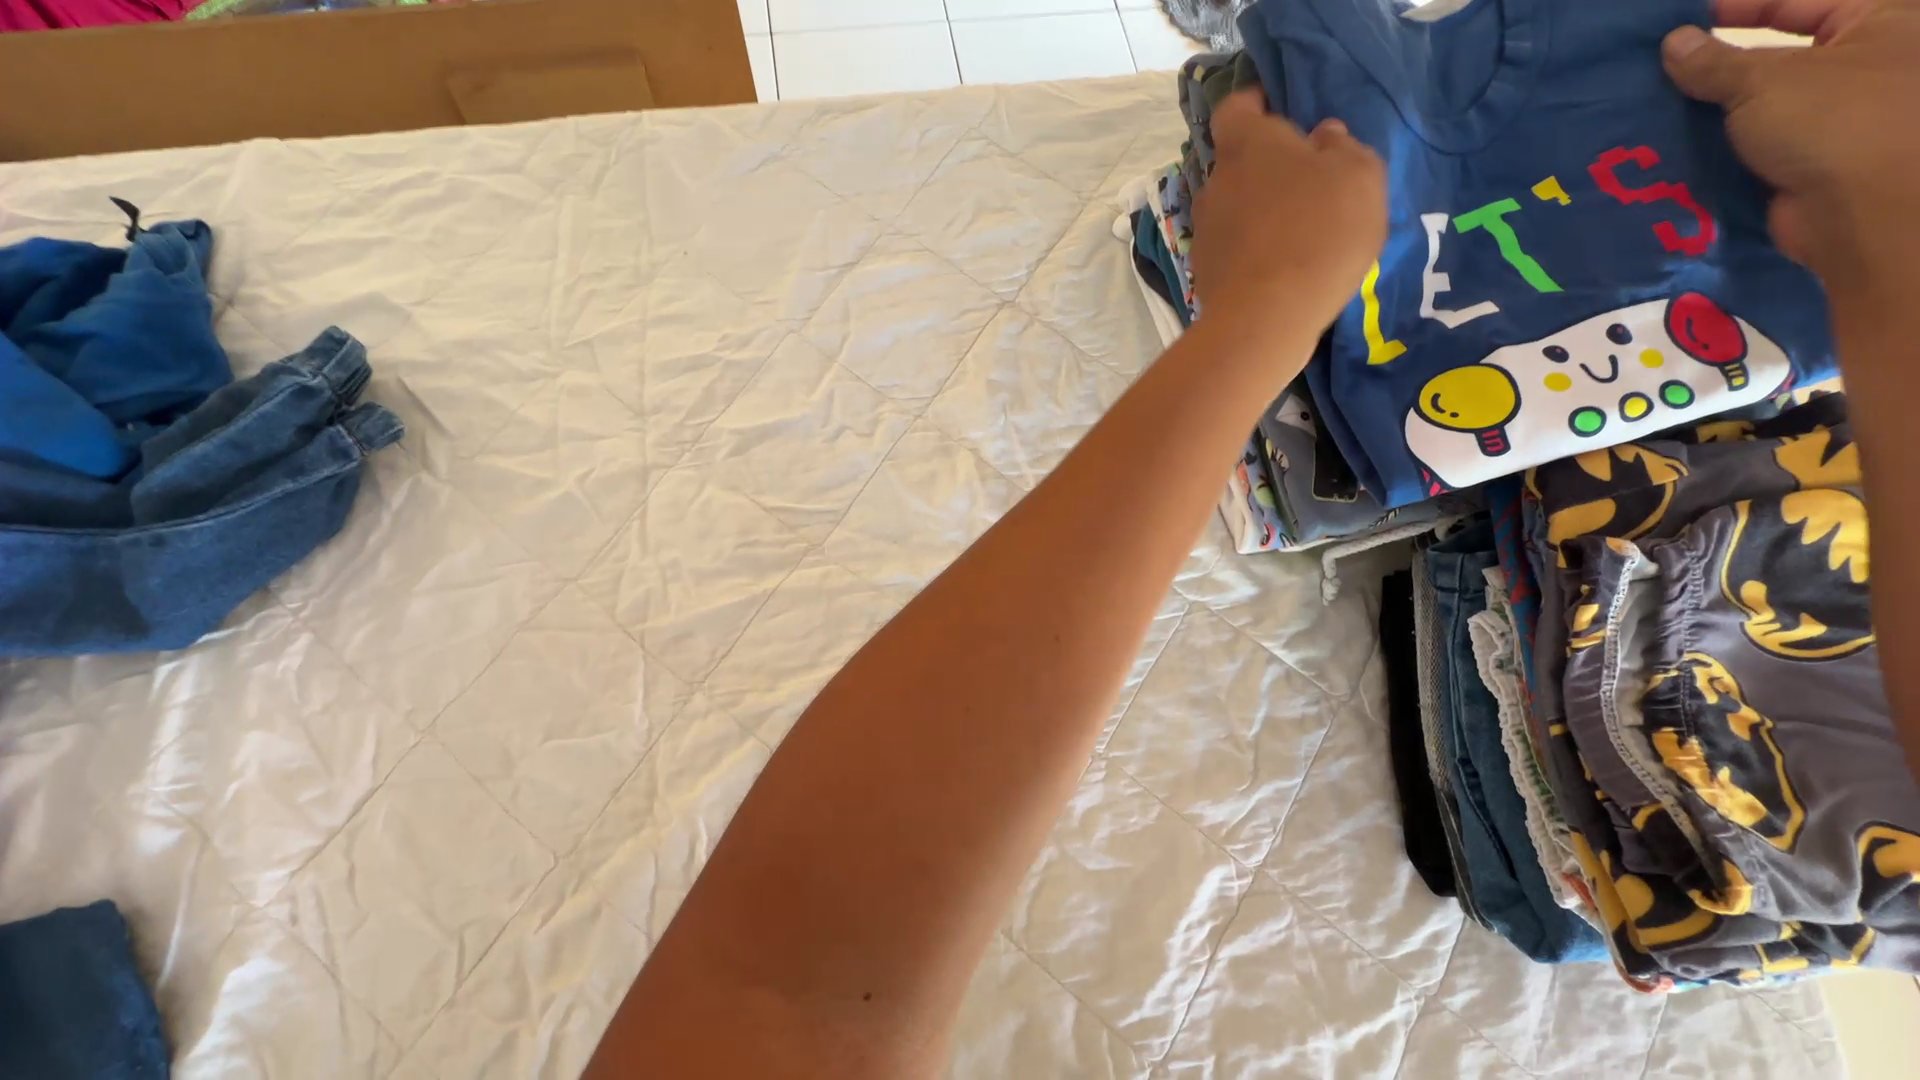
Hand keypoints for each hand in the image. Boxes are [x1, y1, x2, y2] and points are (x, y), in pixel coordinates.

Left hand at [1190, 90, 1386, 350]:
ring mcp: (1204, 230)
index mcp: (1246, 145)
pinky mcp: (1205, 272)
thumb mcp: (1359, 177)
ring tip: (1301, 234)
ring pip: (1237, 208)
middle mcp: (1214, 183)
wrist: (1265, 317)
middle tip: (1309, 185)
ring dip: (1263, 213)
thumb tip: (1323, 137)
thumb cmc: (1318, 231)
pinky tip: (1283, 268)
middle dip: (1269, 169)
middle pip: (1240, 163)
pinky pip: (1234, 249)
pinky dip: (1254, 251)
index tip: (1280, 112)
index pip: (1237, 107)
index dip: (1257, 105)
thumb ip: (1343, 148)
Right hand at [1663, 0, 1919, 301]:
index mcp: (1880, 23)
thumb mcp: (1767, 80)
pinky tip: (1667, 151)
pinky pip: (1747, 148)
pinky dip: (1711, 149)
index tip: (1680, 20)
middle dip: (1713, 65)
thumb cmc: (1836, 121)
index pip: (1796, 2)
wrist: (1865, 211)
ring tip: (1649, 115)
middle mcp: (1861, 66)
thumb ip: (1716, 62)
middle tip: (1653, 72)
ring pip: (1754, 107)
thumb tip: (1674, 41)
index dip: (1737, 7)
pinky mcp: (1802, 164)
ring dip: (1705, 113)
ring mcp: (1831, 119)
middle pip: (1772, 56)